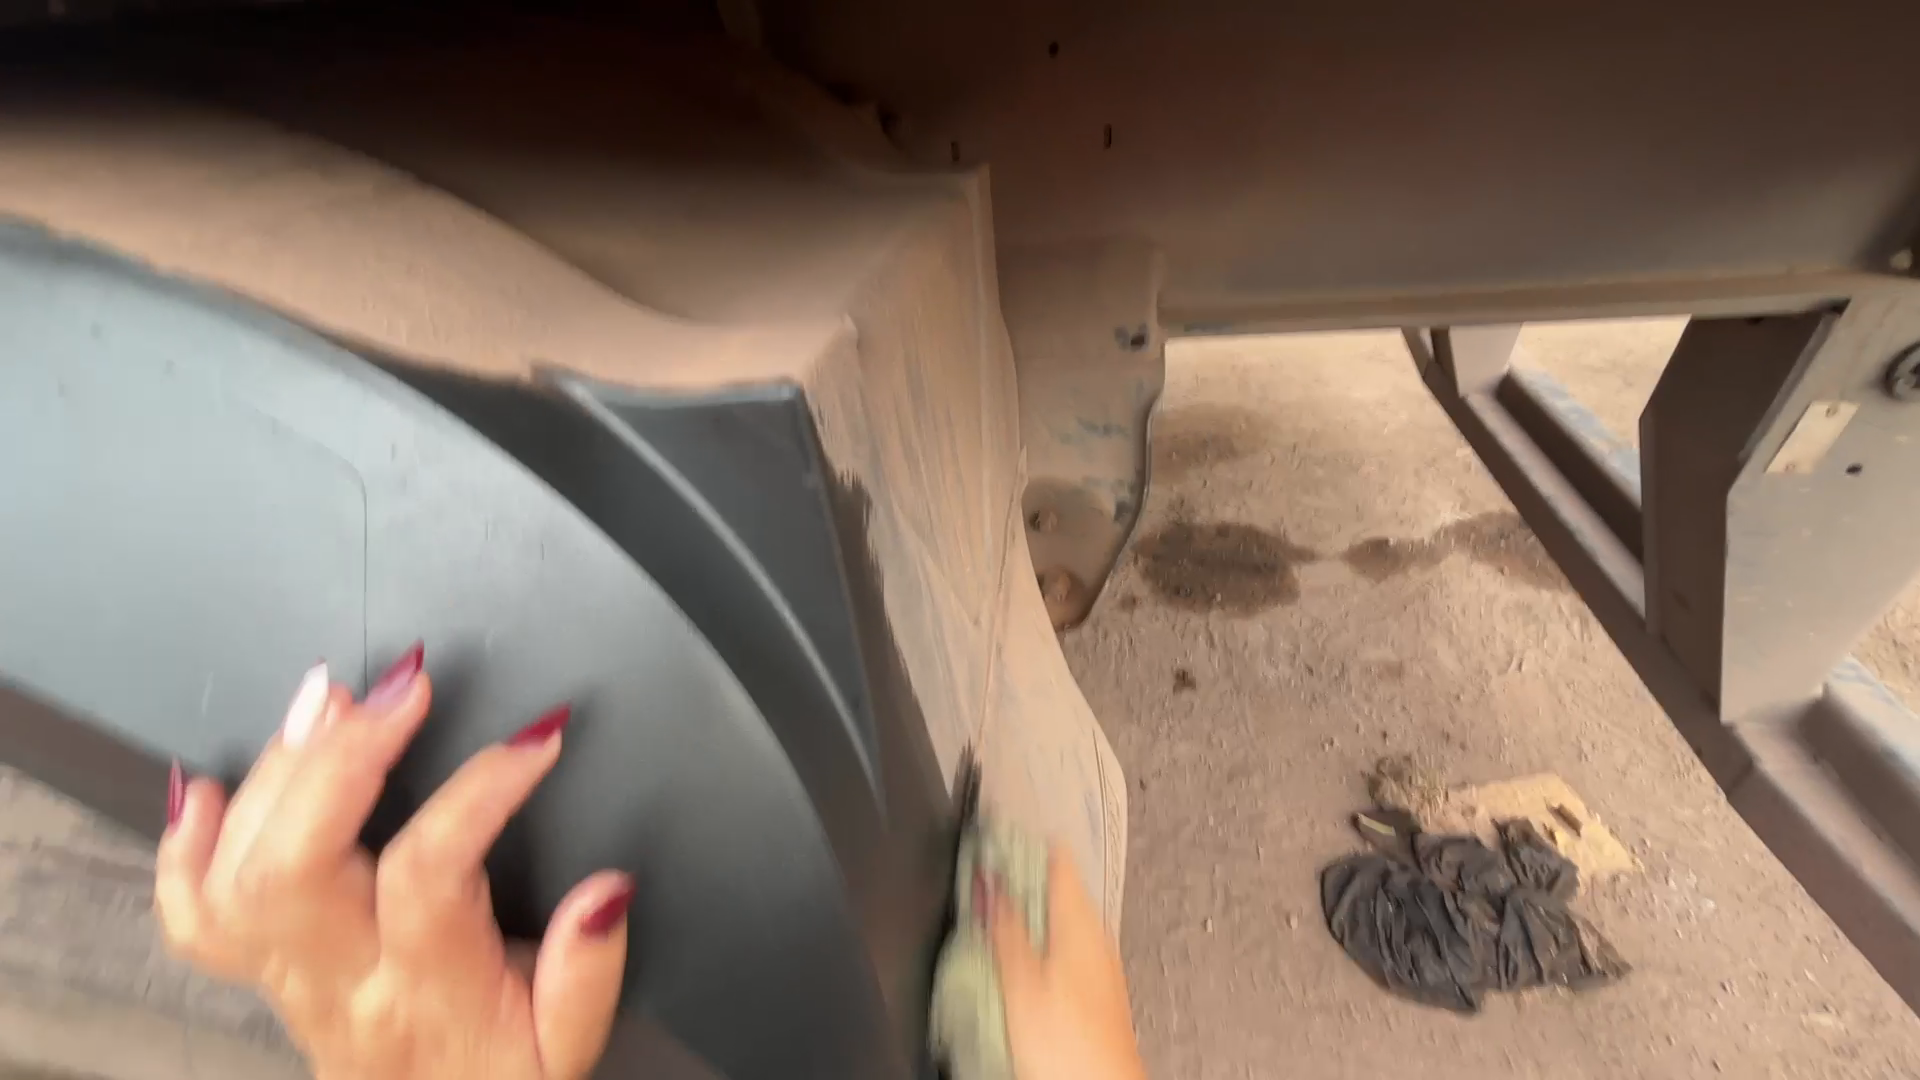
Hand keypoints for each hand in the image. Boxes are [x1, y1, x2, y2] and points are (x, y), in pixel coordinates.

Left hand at [154, 647, 632, 1079]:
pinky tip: (216, 782)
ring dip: (278, 770)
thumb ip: (588, 972)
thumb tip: (605, 890)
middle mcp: (339, 976)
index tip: (540, 735)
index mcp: (425, 985)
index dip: (484, 787)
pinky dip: (190, 840)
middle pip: (294, 865)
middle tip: (405, 689)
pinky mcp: (267, 968)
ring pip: (234, 873)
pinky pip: (192, 911)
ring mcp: (288, 972)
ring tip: (331, 697)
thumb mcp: (565, 1048)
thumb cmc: (495, 1078)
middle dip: (346, 757)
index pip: (432, 869)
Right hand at [989, 848, 1147, 1079]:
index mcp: (1079, 916)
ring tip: (995, 920)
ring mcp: (1099, 956)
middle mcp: (1094, 929)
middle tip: (985, 883)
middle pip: (1055, 884)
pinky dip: (1040, 939)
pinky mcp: (1096, 982)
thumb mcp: (1021, 980)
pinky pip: (1064, 941)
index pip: (1056, 855)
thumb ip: (1004, 924)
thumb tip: (988, 882)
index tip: (995, 843)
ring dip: (1028, 911)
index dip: (1024, 844)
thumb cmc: (1070, 1042)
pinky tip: (1021, 960)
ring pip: (1058, 913)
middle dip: (1020, 879)